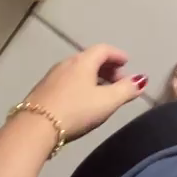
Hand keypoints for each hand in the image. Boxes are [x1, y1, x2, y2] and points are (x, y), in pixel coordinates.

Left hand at [21, 43, 146, 139]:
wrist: (35, 127)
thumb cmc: (76, 111)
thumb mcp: (107, 102)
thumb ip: (126, 90)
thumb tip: (141, 80)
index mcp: (83, 61)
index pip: (104, 49)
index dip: (117, 54)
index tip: (127, 62)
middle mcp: (66, 63)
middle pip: (90, 59)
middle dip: (107, 67)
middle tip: (119, 80)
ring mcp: (52, 76)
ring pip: (78, 70)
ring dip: (93, 77)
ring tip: (102, 92)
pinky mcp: (42, 90)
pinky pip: (67, 80)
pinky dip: (80, 84)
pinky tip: (82, 100)